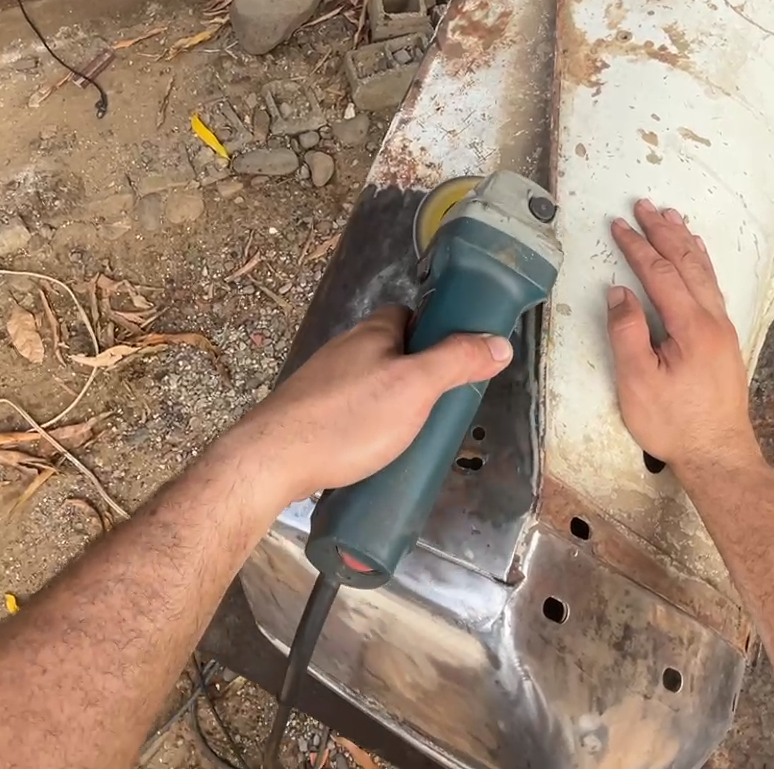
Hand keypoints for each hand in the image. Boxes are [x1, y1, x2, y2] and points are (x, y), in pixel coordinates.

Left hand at [232, 305, 512, 503]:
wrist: (274, 458)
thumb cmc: (350, 418)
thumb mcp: (415, 388)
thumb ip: (456, 362)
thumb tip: (499, 342)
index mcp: (372, 333)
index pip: (408, 315)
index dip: (433, 331)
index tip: (454, 361)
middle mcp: (345, 348)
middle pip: (390, 349)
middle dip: (416, 372)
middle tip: (439, 405)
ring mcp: (323, 380)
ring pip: (369, 381)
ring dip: (391, 400)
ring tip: (411, 433)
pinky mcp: (309, 410)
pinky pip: (349, 407)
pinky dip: (367, 421)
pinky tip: (373, 448)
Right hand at [606, 199, 758, 476]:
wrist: (718, 454)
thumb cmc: (672, 422)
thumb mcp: (636, 380)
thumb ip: (626, 331)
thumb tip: (619, 291)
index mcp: (691, 326)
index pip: (659, 273)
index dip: (636, 247)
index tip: (617, 225)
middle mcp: (713, 319)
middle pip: (686, 263)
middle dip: (662, 232)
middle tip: (643, 205)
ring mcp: (722, 327)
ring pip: (703, 271)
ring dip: (683, 241)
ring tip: (670, 217)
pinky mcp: (722, 338)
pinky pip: (711, 285)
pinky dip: (699, 261)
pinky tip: (694, 254)